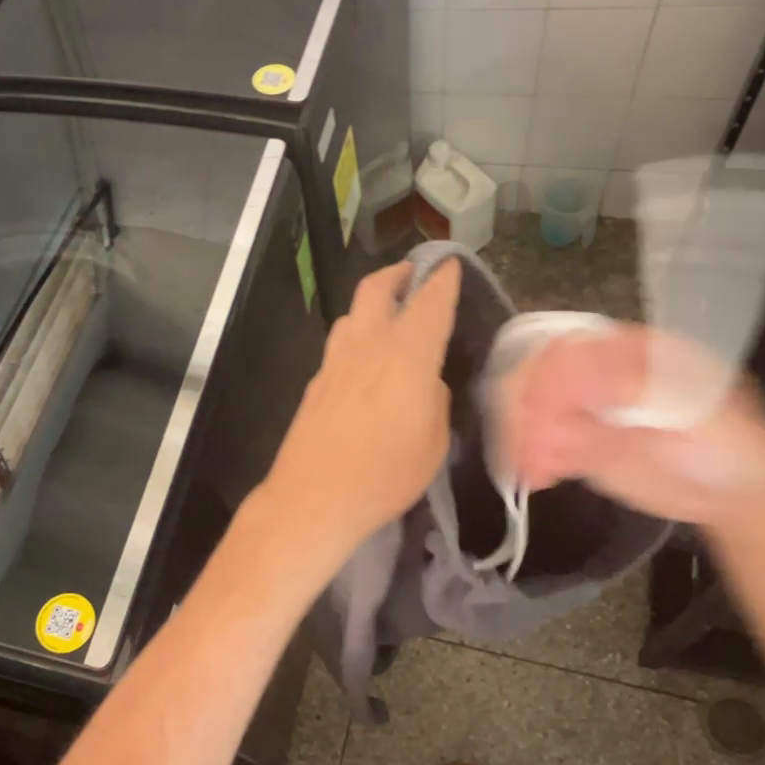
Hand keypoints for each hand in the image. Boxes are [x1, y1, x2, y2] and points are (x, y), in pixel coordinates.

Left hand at [261, 259, 460, 551]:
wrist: (314, 497)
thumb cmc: (384, 473)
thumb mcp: (433, 441)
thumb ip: (435, 399)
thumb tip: (426, 382)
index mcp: (406, 353)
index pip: (429, 300)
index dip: (443, 279)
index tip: (450, 266)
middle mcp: (366, 345)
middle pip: (376, 288)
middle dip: (398, 274)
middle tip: (413, 275)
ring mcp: (333, 362)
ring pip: (351, 314)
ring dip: (371, 305)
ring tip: (388, 316)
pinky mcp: (314, 384)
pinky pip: (338, 345)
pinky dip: (355, 337)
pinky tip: (364, 361)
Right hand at [498, 324, 764, 528]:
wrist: (741, 494)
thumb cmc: (730, 441)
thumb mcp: (690, 408)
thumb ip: (633, 391)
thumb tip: (577, 383)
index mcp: (627, 351)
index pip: (568, 350)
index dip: (547, 377)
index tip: (541, 410)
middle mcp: (598, 377)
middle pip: (539, 379)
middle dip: (525, 410)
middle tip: (527, 445)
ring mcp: (587, 413)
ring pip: (532, 413)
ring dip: (522, 438)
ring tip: (535, 470)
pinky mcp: (580, 449)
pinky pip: (541, 447)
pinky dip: (530, 460)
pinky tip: (538, 478)